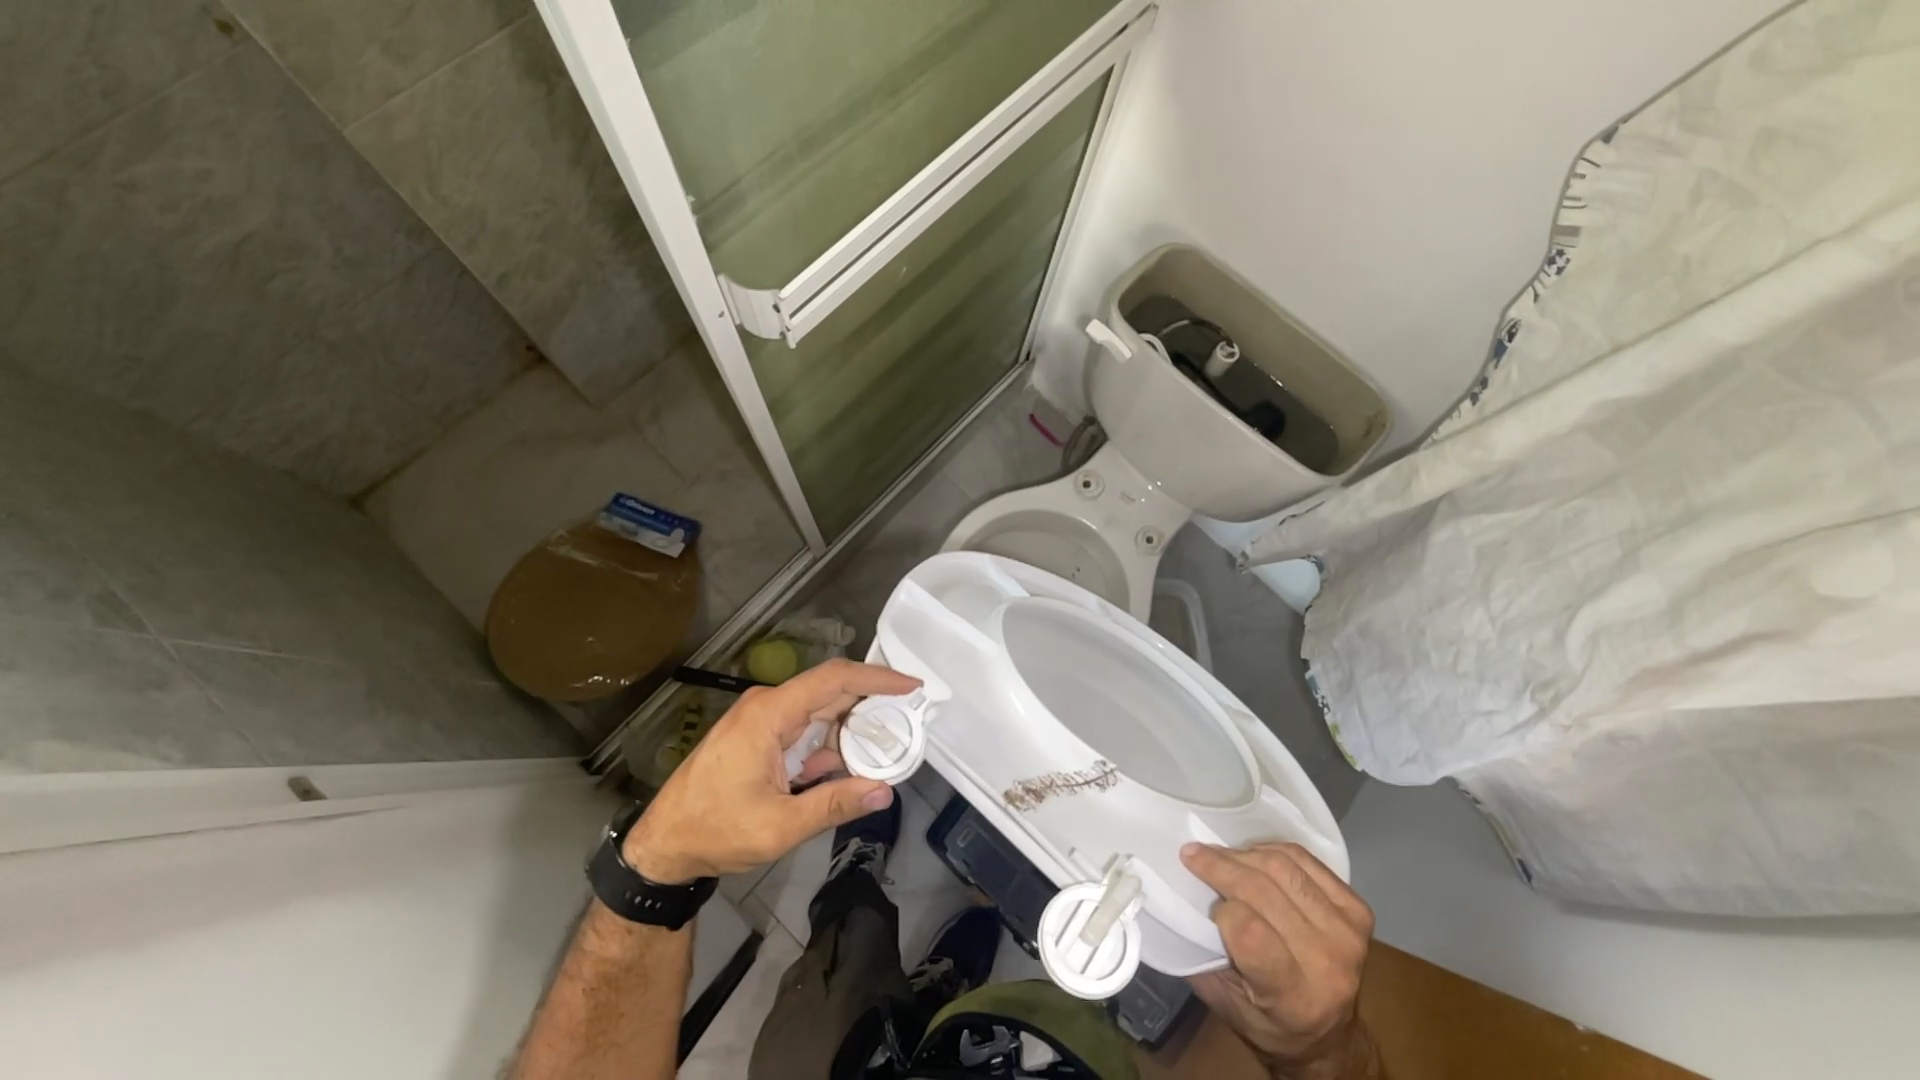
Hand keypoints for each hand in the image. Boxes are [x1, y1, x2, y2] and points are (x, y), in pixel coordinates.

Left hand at [623, 658, 921, 884]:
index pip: (833, 679)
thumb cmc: (714, 831)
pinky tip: (850, 769)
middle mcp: (767, 708)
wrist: (663, 845)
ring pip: (820, 715)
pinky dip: (830, 748)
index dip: (877, 677)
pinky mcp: (759, 739)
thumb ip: (833, 805)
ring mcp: (761, 723)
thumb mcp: (779, 826)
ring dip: (852, 732)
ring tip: (889, 748)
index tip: (912, 686)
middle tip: (911, 722)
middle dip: (873, 706)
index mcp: (769, 715)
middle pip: (831, 694)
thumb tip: (884, 791)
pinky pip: (804, 733)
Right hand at [1182, 843, 1376, 1078]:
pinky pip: (1306, 861)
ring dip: (1243, 853)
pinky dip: (1273, 850)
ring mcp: (1348, 934)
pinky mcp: (1358, 912)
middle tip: (1192, 854)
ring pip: (1284, 867)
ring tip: (1220, 855)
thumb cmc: (1265, 1021)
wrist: (1329, 1035)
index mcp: (1292, 997)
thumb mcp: (1222, 1000)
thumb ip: (1203, 952)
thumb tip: (1178, 895)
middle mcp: (1327, 963)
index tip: (1197, 892)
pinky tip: (1253, 855)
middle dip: (1221, 865)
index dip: (1219, 907)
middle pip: (1265, 890)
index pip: (1250, 930)